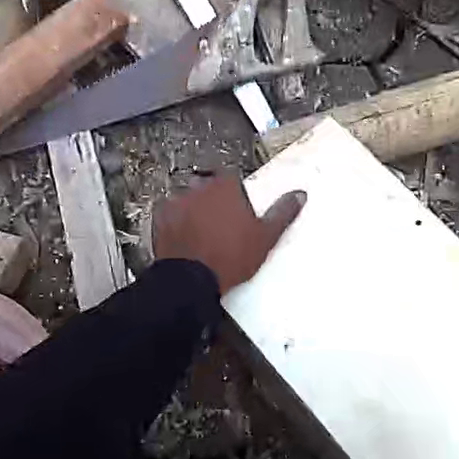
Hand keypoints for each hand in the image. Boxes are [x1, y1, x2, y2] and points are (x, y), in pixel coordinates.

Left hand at [149, 173, 305, 292]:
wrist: (192, 279)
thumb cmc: (231, 257)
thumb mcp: (265, 237)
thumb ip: (282, 212)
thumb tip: (299, 195)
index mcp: (225, 187)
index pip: (231, 178)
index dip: (235, 195)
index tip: (238, 211)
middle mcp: (198, 188)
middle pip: (208, 188)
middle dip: (213, 202)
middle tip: (221, 227)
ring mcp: (176, 201)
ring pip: (188, 200)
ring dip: (193, 211)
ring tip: (201, 235)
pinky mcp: (159, 216)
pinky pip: (168, 213)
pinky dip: (174, 221)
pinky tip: (183, 237)